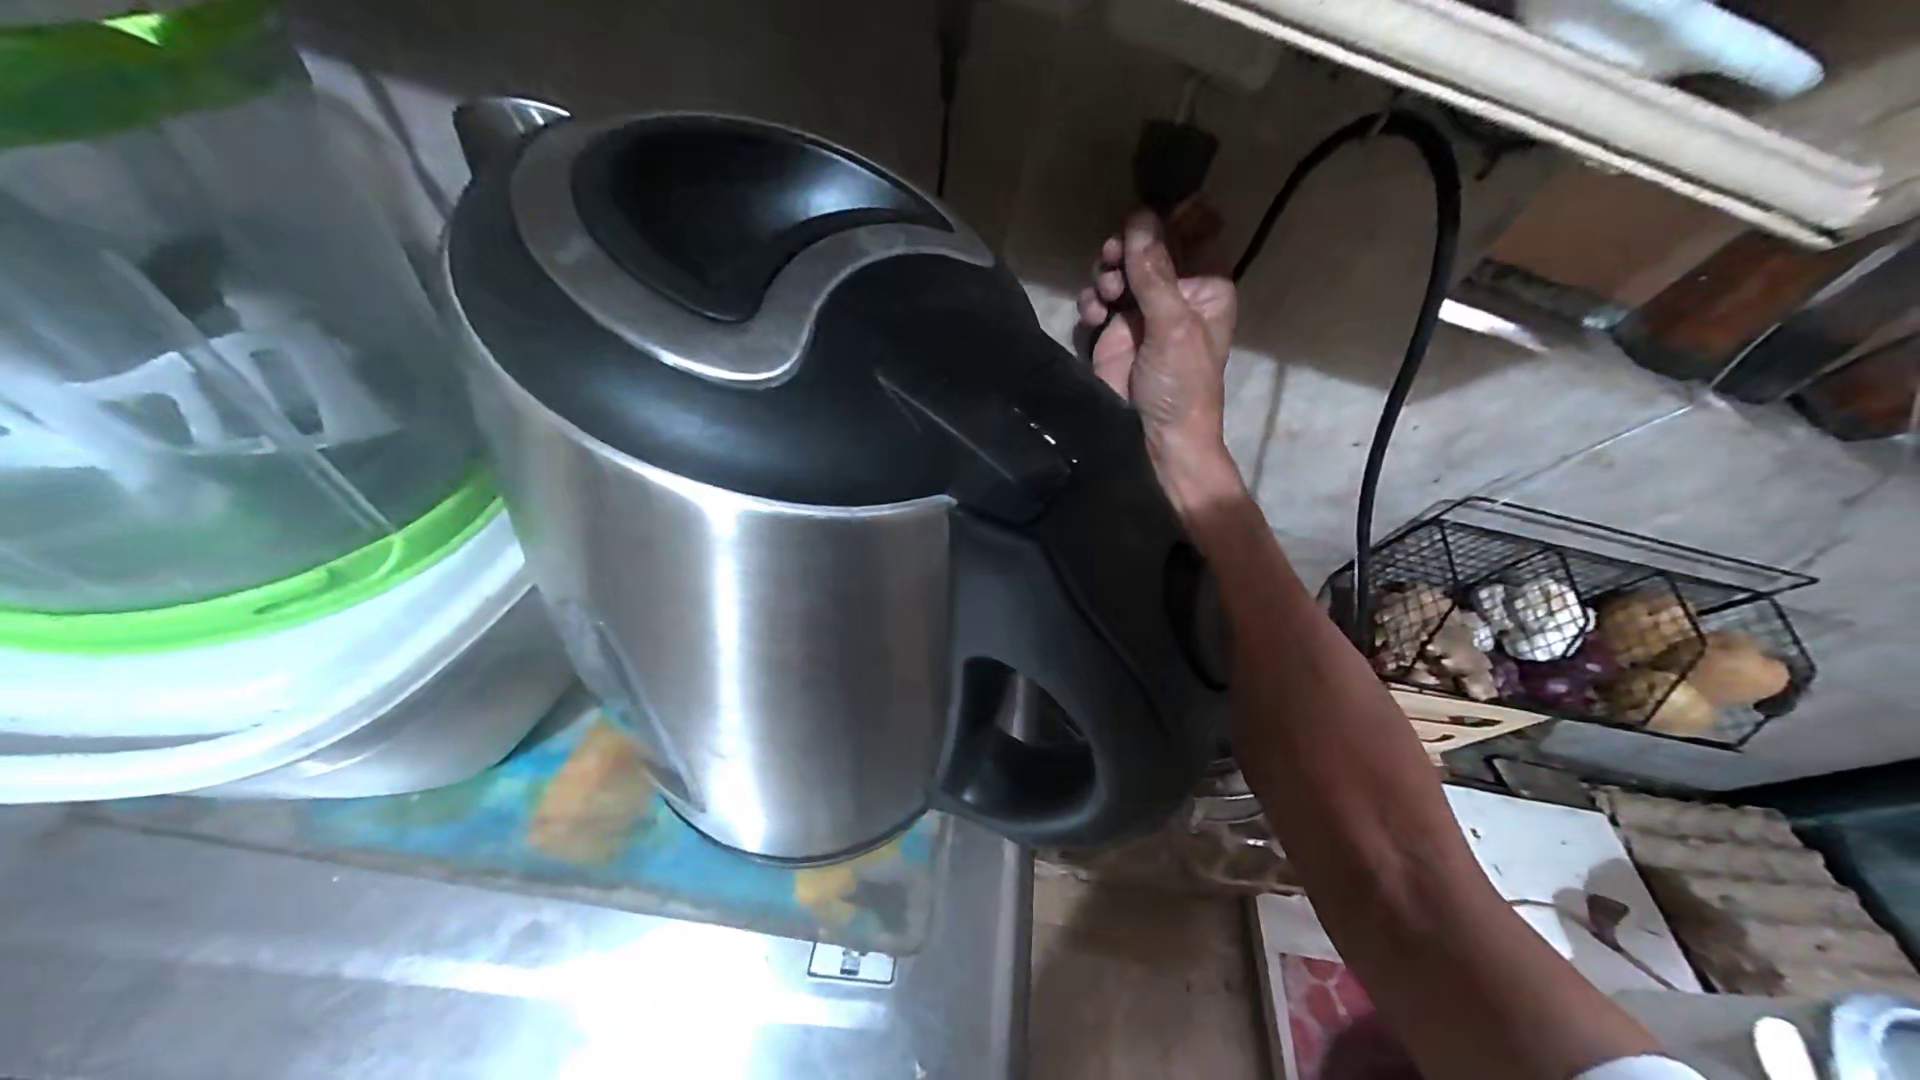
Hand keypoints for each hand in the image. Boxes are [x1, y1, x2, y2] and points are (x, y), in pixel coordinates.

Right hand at [1077, 208, 1243, 514]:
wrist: (1156, 437)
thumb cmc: (1182, 383)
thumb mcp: (1174, 325)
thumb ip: (1154, 272)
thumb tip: (1139, 217)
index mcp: (1206, 285)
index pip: (1196, 230)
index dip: (1174, 214)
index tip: (1148, 208)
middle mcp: (1174, 291)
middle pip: (1150, 245)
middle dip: (1130, 244)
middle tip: (1116, 254)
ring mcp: (1140, 311)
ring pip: (1120, 268)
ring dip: (1109, 272)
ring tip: (1106, 291)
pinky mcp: (1112, 331)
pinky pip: (1098, 299)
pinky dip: (1092, 301)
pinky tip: (1093, 314)